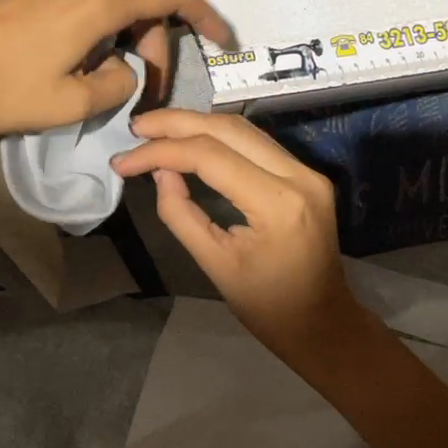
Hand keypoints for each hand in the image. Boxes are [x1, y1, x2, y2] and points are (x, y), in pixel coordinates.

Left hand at [0, 0, 233, 140]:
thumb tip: (124, 70)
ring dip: (126, 27)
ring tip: (114, 70)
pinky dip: (98, 21)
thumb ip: (118, 84)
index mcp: (98, 1)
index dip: (203, 14)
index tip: (220, 39)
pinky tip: (77, 57)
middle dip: (157, 33)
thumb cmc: (2, 92)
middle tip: (149, 80)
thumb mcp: (72, 104)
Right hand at [111, 109, 366, 357]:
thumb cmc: (268, 307)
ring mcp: (307, 171)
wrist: (323, 324)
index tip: (124, 161)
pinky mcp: (306, 174)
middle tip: (135, 127)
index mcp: (277, 203)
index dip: (161, 152)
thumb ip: (181, 214)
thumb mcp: (215, 265)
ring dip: (195, 124)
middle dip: (175, 124)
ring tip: (154, 130)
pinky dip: (217, 137)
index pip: (209, 156)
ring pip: (242, 129)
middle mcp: (298, 175)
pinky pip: (255, 143)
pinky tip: (189, 140)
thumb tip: (160, 173)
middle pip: (227, 129)